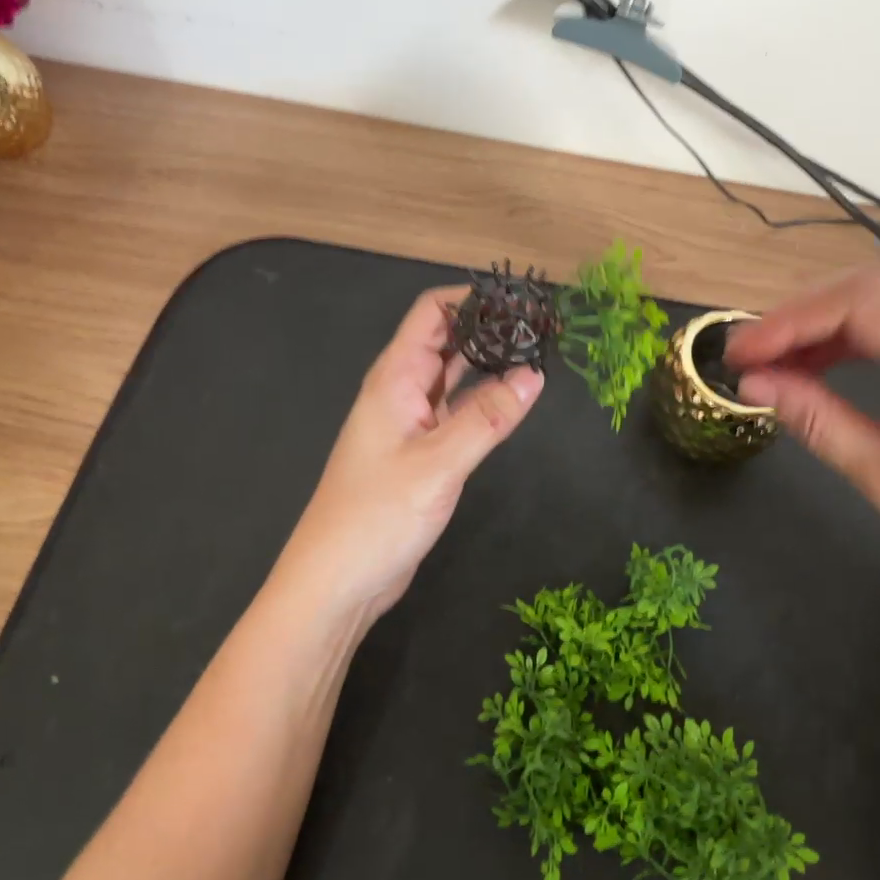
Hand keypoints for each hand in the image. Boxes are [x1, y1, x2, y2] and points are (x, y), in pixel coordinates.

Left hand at [277, 286, 544, 622]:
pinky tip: (514, 401)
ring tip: (538, 354)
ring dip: (489, 365)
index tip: (520, 299)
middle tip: (542, 327)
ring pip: (453, 379)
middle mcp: (400, 392)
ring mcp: (409, 423)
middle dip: (489, 330)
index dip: (472, 299)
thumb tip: (535, 374)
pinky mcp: (419, 454)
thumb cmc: (378, 515)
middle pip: (446, 342)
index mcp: (394, 379)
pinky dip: (483, 402)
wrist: (336, 580)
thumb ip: (488, 418)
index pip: (432, 315)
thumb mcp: (438, 463)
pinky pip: (455, 413)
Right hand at [726, 268, 879, 653]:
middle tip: (750, 355)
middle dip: (803, 317)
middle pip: (877, 291)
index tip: (738, 352)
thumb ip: (817, 418)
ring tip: (777, 361)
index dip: (788, 321)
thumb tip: (753, 383)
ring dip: (830, 326)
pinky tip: (827, 362)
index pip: (862, 304)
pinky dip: (866, 339)